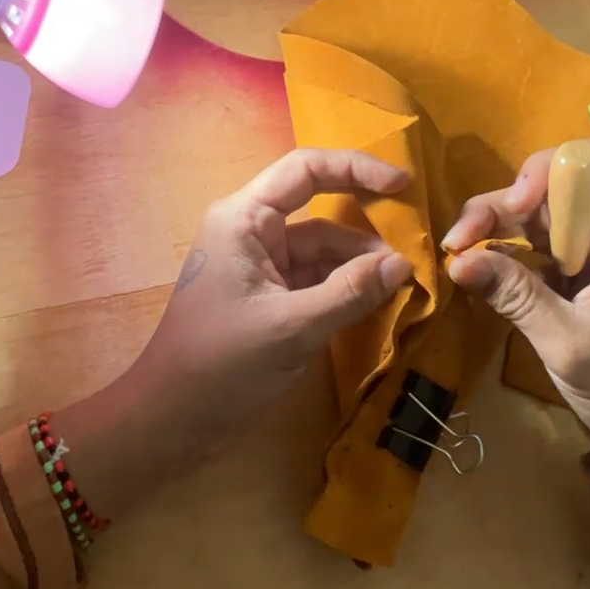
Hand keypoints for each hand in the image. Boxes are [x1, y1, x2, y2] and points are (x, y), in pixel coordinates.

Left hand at [56, 149, 412, 516]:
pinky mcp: (269, 296)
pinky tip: (379, 299)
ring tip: (407, 281)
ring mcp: (261, 264)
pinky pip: (315, 278)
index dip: (356, 169)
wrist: (172, 420)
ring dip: (360, 263)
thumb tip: (404, 265)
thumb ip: (349, 293)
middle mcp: (252, 230)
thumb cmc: (221, 363)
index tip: (404, 185)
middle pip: (319, 208)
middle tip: (417, 242)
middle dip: (366, 227)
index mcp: (244, 218)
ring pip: (322, 249)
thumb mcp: (292, 327)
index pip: (306, 169)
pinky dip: (346, 286)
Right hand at [440, 147, 589, 505]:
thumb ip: (517, 296)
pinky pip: (532, 249)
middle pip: (554, 187)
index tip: (513, 211)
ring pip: (537, 216)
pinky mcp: (575, 280)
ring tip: (458, 256)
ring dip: (494, 229)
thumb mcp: (572, 345)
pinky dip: (501, 256)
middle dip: (503, 204)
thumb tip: (456, 260)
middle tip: (460, 241)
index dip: (546, 173)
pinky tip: (476, 274)